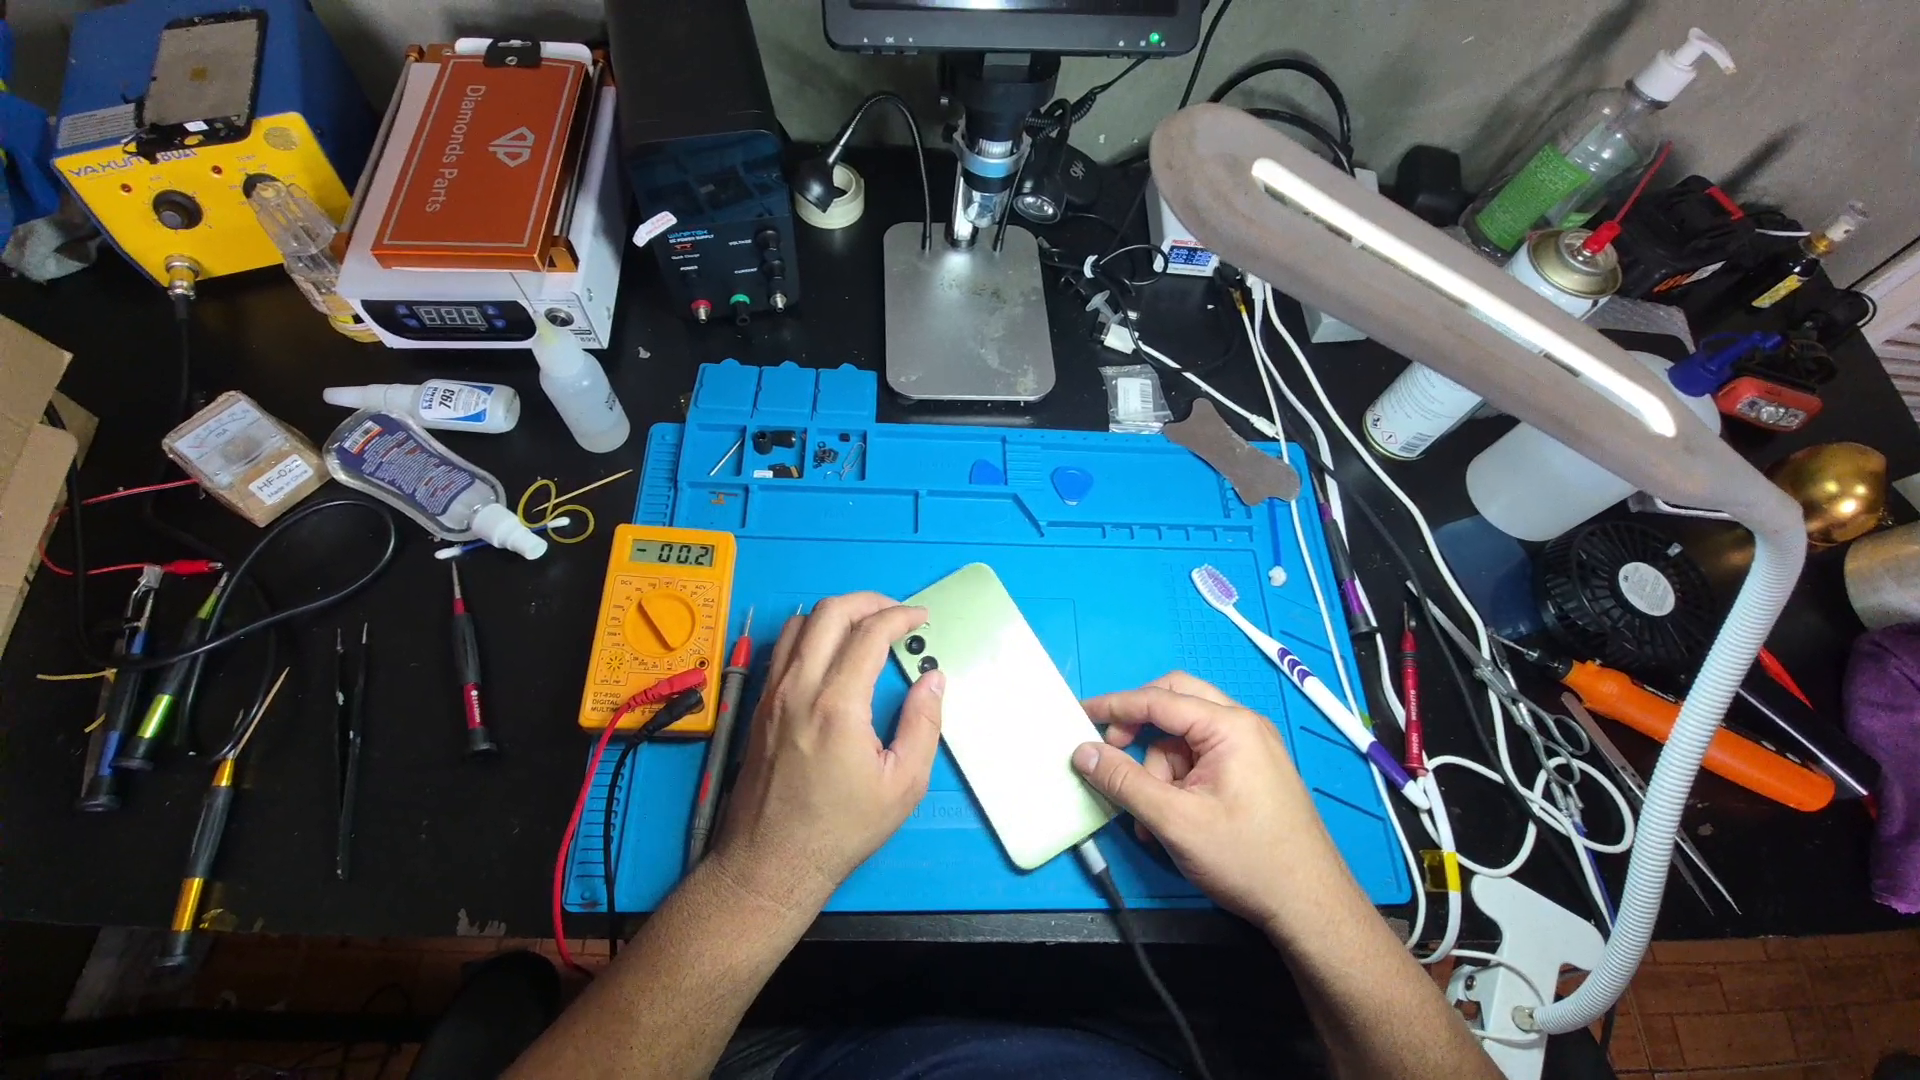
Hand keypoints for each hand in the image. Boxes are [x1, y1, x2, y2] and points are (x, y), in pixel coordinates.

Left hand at [709, 593, 943, 914]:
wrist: (771, 861)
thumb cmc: (842, 829)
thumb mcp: (903, 785)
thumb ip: (923, 723)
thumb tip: (933, 678)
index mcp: (837, 704)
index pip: (869, 633)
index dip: (901, 616)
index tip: (921, 618)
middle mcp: (799, 687)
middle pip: (830, 612)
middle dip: (870, 601)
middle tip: (897, 613)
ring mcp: (772, 693)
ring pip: (800, 622)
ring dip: (837, 613)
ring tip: (866, 627)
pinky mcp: (759, 704)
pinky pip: (783, 647)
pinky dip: (811, 633)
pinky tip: (832, 653)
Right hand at [1072, 673, 1359, 935]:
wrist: (1311, 907)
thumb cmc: (1245, 859)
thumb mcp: (1174, 821)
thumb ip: (1124, 781)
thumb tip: (1083, 751)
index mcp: (1230, 726)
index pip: (1158, 700)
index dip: (1114, 706)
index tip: (1080, 715)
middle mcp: (1243, 726)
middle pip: (1176, 702)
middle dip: (1139, 726)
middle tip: (1113, 750)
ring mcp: (1251, 748)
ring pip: (1184, 736)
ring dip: (1159, 767)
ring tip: (1150, 817)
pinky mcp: (1252, 771)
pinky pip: (1201, 758)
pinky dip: (1178, 780)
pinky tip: (1170, 819)